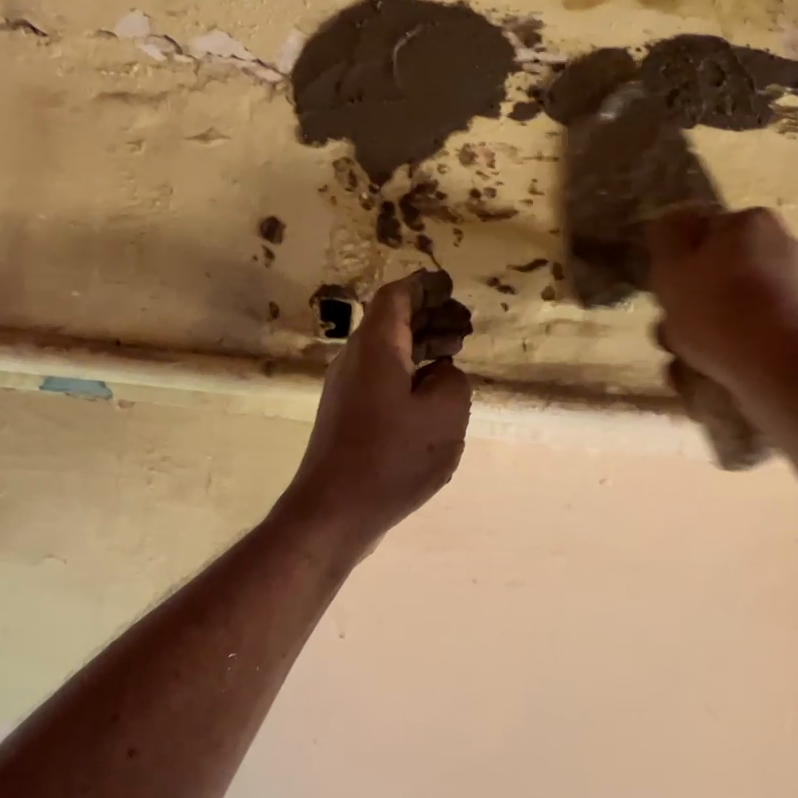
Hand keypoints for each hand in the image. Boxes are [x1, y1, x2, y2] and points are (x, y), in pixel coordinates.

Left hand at [279, 271, 472, 549]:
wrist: (333, 510)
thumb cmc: (391, 458)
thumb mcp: (444, 416)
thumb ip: (453, 383)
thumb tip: (443, 375)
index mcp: (376, 348)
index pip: (397, 297)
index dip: (425, 287)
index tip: (451, 287)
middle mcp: (355, 360)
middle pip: (391, 322)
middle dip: (429, 316)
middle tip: (464, 323)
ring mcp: (347, 390)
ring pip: (388, 352)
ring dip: (421, 345)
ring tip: (455, 351)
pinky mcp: (348, 417)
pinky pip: (383, 377)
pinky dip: (410, 372)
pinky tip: (432, 393)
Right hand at [649, 208, 797, 404]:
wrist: (784, 371)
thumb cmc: (718, 315)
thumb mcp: (671, 271)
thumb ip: (665, 237)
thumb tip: (671, 221)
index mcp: (750, 222)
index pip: (700, 234)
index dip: (675, 266)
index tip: (663, 296)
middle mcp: (784, 244)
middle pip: (720, 273)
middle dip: (693, 303)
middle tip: (671, 334)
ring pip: (737, 307)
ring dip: (710, 331)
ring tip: (688, 363)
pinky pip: (759, 333)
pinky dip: (737, 349)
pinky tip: (719, 374)